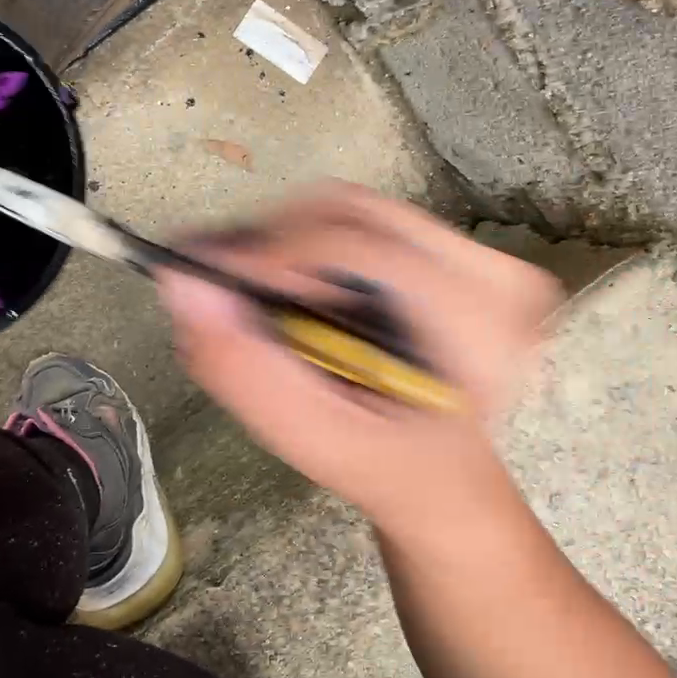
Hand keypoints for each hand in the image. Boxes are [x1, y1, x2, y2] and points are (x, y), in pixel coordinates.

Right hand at [154, 182, 561, 536]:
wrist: (436, 471)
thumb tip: (182, 283)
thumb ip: (244, 367)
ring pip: (344, 206)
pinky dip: (300, 239)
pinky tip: (281, 282)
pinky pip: (353, 216)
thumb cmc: (378, 461)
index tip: (201, 273)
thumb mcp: (307, 435)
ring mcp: (477, 255)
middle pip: (348, 211)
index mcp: (478, 331)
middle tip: (212, 276)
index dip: (270, 252)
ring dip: (279, 237)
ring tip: (242, 282)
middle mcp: (494, 278)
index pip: (360, 250)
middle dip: (266, 238)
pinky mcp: (452, 247)